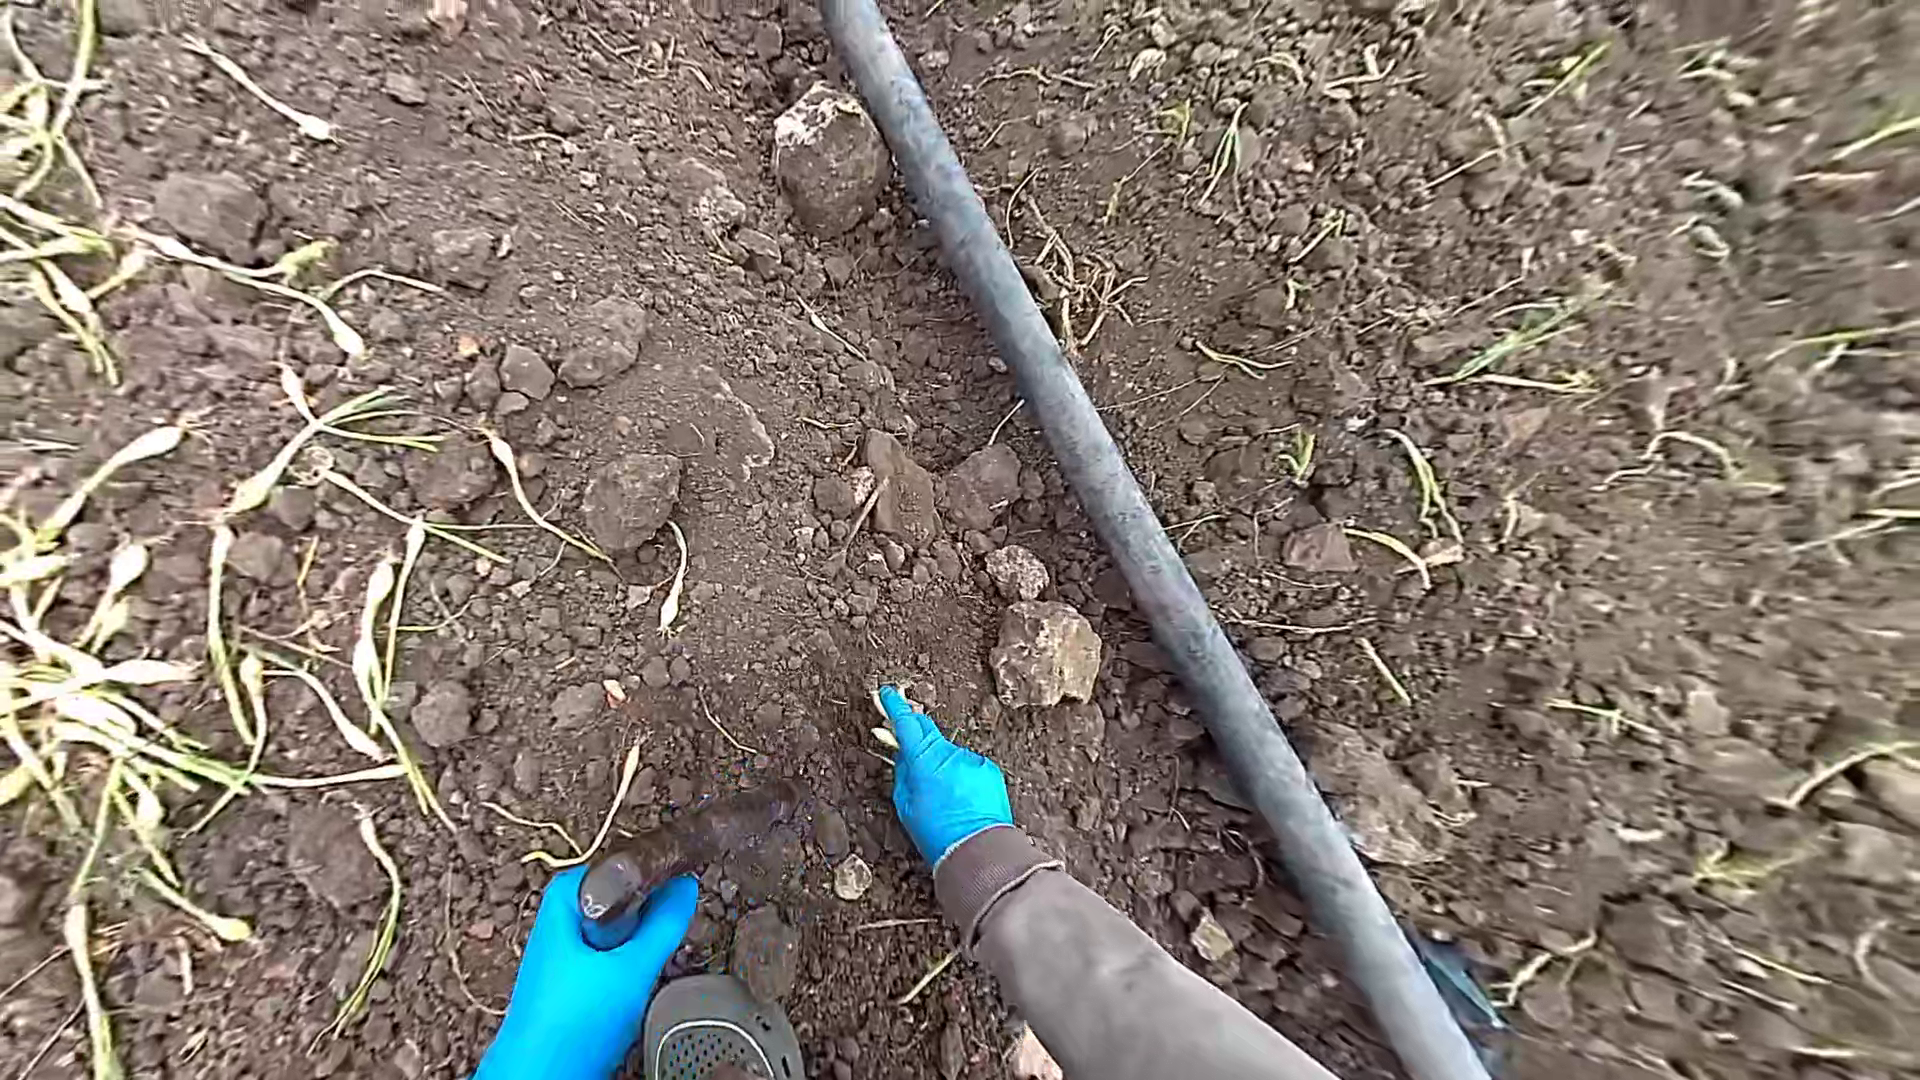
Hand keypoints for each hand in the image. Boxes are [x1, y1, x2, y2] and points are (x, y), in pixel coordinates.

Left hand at [473, 866, 696, 1079]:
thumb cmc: (571, 1028)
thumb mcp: (634, 967)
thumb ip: (665, 922)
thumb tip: (686, 886)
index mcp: (562, 905)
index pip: (612, 862)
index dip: (646, 867)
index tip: (674, 876)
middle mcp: (557, 922)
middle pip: (616, 891)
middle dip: (645, 902)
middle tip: (665, 916)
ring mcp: (561, 949)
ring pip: (614, 920)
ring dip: (638, 930)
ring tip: (650, 948)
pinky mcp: (568, 975)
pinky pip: (607, 945)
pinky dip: (626, 951)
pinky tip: (635, 971)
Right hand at [879, 685, 1012, 865]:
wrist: (980, 852)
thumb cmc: (939, 836)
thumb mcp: (906, 807)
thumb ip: (903, 774)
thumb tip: (902, 754)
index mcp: (925, 762)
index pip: (907, 724)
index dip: (895, 706)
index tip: (887, 693)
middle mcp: (950, 754)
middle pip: (928, 731)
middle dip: (916, 733)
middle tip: (907, 741)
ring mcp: (971, 760)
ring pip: (949, 753)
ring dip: (942, 764)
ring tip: (943, 797)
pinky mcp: (987, 769)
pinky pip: (967, 765)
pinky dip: (961, 776)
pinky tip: (961, 799)